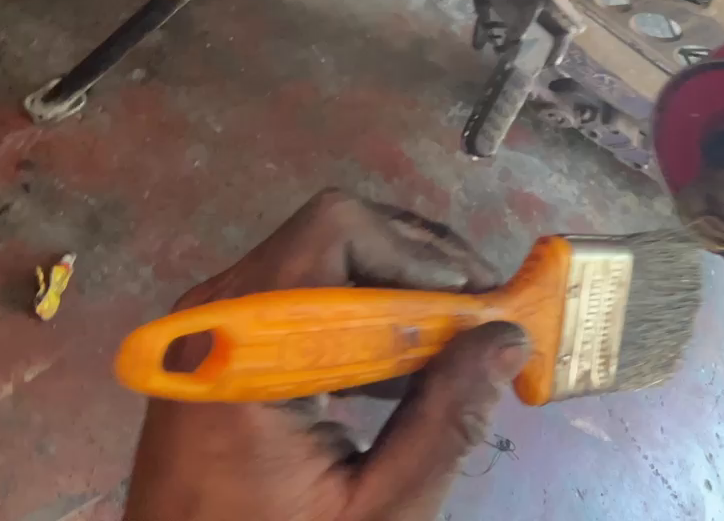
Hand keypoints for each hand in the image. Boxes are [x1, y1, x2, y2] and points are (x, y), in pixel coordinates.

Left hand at [123, 190, 530, 520]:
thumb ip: (444, 422)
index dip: (414, 253)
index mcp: (243, 343)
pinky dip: (361, 309)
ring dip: (395, 284)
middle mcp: (221, 308)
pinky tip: (403, 358)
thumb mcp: (375, 513)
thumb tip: (507, 338)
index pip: (337, 231)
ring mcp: (216, 320)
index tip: (473, 304)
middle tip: (478, 312)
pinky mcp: (224, 339)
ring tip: (455, 333)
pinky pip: (303, 291)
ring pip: (322, 254)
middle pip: (333, 232)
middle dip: (417, 263)